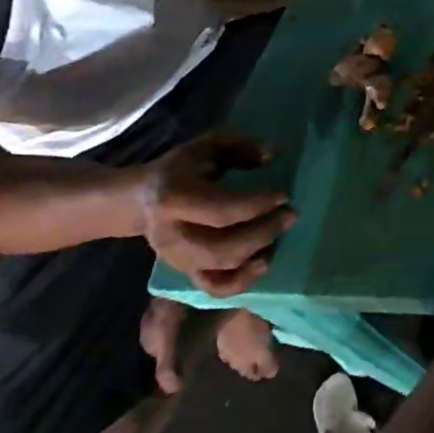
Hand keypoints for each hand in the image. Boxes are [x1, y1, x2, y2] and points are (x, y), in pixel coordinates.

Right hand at [141, 133, 296, 295]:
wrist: (142, 199)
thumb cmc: (184, 168)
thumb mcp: (210, 145)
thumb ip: (241, 147)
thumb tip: (272, 155)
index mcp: (173, 198)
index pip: (221, 210)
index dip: (256, 205)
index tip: (284, 195)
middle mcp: (172, 235)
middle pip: (221, 247)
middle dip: (263, 233)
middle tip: (290, 214)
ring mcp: (177, 259)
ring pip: (220, 269)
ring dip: (257, 253)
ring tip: (281, 232)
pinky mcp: (185, 273)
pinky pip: (214, 287)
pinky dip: (242, 280)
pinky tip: (265, 261)